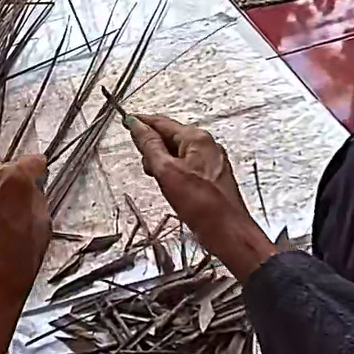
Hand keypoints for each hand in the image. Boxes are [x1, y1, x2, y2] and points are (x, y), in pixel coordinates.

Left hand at [0, 154, 50, 353]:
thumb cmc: (12, 266)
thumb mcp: (43, 227)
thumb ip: (37, 198)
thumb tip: (33, 188)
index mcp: (12, 179)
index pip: (31, 161)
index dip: (38, 170)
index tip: (40, 173)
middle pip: (5, 170)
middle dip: (14, 185)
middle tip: (22, 208)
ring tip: (2, 222)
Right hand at [127, 114, 274, 280]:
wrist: (228, 233)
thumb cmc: (202, 205)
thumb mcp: (166, 171)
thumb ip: (149, 146)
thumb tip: (136, 125)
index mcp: (197, 138)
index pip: (162, 123)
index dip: (141, 122)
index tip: (125, 121)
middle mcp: (207, 145)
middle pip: (170, 136)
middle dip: (153, 148)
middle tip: (146, 166)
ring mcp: (212, 160)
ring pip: (177, 152)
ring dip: (162, 162)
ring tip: (160, 181)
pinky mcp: (212, 176)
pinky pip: (186, 165)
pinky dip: (174, 171)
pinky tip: (172, 187)